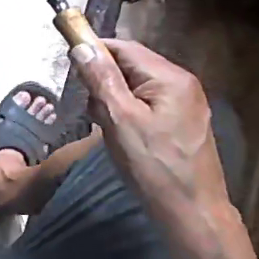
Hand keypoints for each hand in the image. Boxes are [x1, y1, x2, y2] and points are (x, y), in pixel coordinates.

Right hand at [69, 39, 234, 228]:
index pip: (124, 47)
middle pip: (130, 65)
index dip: (93, 51)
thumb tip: (82, 46)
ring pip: (135, 85)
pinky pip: (146, 103)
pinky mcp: (181, 122)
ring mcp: (184, 103)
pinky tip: (119, 132)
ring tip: (103, 123)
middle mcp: (182, 83)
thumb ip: (101, 79)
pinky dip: (126, 111)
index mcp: (170, 77)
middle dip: (102, 79)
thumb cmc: (152, 165)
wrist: (191, 211)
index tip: (67, 66)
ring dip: (112, 97)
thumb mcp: (120, 119)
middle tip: (88, 106)